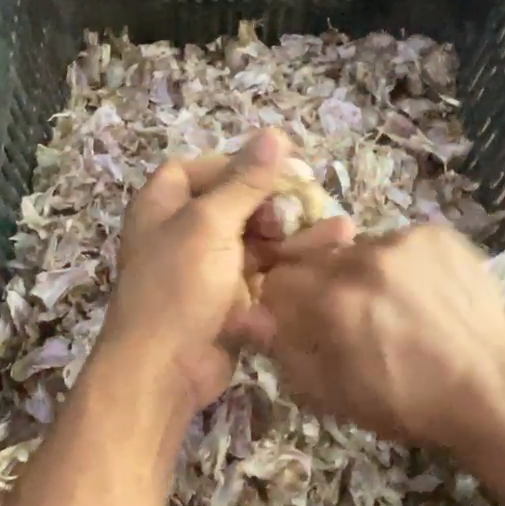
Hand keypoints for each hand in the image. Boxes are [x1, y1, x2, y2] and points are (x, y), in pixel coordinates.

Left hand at [101, 129, 353, 415]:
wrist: (163, 372)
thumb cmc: (178, 287)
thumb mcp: (210, 225)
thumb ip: (245, 181)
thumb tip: (274, 133)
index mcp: (164, 203)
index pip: (204, 168)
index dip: (241, 164)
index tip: (281, 167)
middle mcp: (183, 230)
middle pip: (237, 202)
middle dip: (276, 203)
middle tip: (304, 208)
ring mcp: (207, 267)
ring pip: (258, 239)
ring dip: (295, 234)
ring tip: (341, 231)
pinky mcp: (230, 298)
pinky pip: (265, 272)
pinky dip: (292, 265)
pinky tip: (330, 257)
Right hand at [243, 223, 504, 450]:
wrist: (493, 393)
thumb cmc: (407, 403)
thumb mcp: (333, 394)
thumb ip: (284, 350)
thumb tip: (245, 314)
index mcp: (331, 301)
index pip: (278, 280)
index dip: (286, 305)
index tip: (305, 324)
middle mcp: (362, 259)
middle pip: (317, 259)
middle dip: (324, 286)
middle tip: (352, 318)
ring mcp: (403, 242)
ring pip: (360, 249)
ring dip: (364, 273)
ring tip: (394, 308)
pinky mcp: (438, 235)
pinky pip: (401, 242)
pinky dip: (402, 265)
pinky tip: (423, 296)